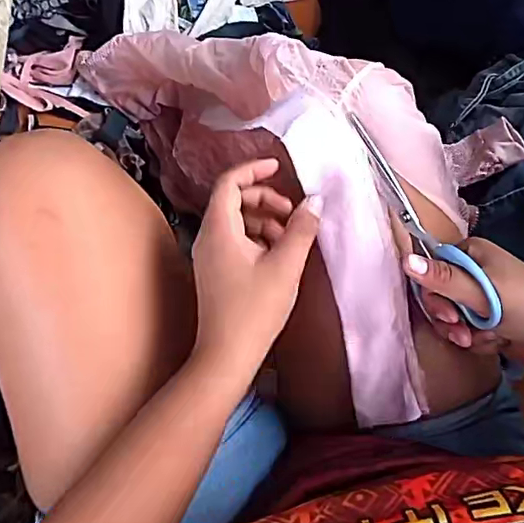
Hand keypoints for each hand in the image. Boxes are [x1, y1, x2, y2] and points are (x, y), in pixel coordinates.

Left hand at [192, 159, 322, 371]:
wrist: (227, 355)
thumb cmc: (254, 311)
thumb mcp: (286, 265)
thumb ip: (301, 229)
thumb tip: (315, 201)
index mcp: (219, 231)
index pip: (229, 183)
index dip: (253, 170)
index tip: (277, 167)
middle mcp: (208, 239)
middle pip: (233, 200)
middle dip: (265, 198)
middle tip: (293, 211)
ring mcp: (210, 256)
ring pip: (237, 221)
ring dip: (265, 219)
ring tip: (291, 236)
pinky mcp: (217, 271)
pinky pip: (236, 240)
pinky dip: (259, 237)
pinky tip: (280, 254)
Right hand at [403, 237, 523, 367]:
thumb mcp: (482, 293)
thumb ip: (443, 280)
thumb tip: (405, 260)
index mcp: (474, 253)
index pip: (433, 268)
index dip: (433, 292)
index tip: (445, 312)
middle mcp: (475, 271)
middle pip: (439, 295)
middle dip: (450, 317)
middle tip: (462, 329)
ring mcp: (482, 297)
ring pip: (451, 317)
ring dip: (463, 332)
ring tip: (483, 337)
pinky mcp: (488, 319)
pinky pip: (466, 330)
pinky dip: (478, 339)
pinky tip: (496, 341)